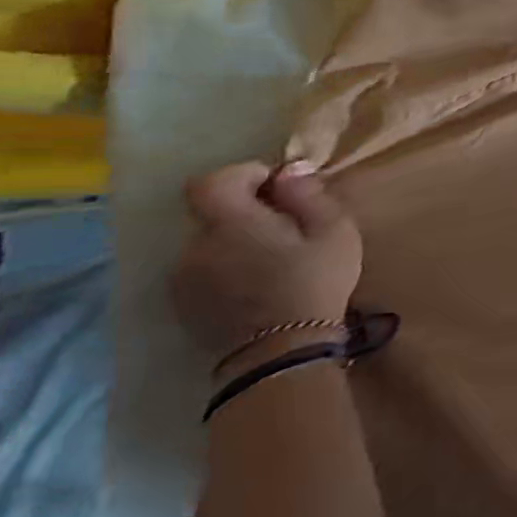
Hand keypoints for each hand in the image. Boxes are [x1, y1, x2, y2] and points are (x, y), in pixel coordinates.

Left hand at [171, 162, 361, 359]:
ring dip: (239, 240)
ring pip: (210, 241)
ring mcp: (182, 277)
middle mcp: (194, 246)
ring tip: (277, 260)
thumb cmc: (316, 279)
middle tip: (292, 228)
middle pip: (214, 212)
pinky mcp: (182, 301)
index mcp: (231, 224)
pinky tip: (259, 282)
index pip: (212, 181)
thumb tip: (289, 169)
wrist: (282, 347)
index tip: (279, 188)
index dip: (244, 175)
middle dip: (250, 211)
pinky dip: (228, 265)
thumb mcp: (333, 230)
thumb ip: (308, 194)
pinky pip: (204, 267)